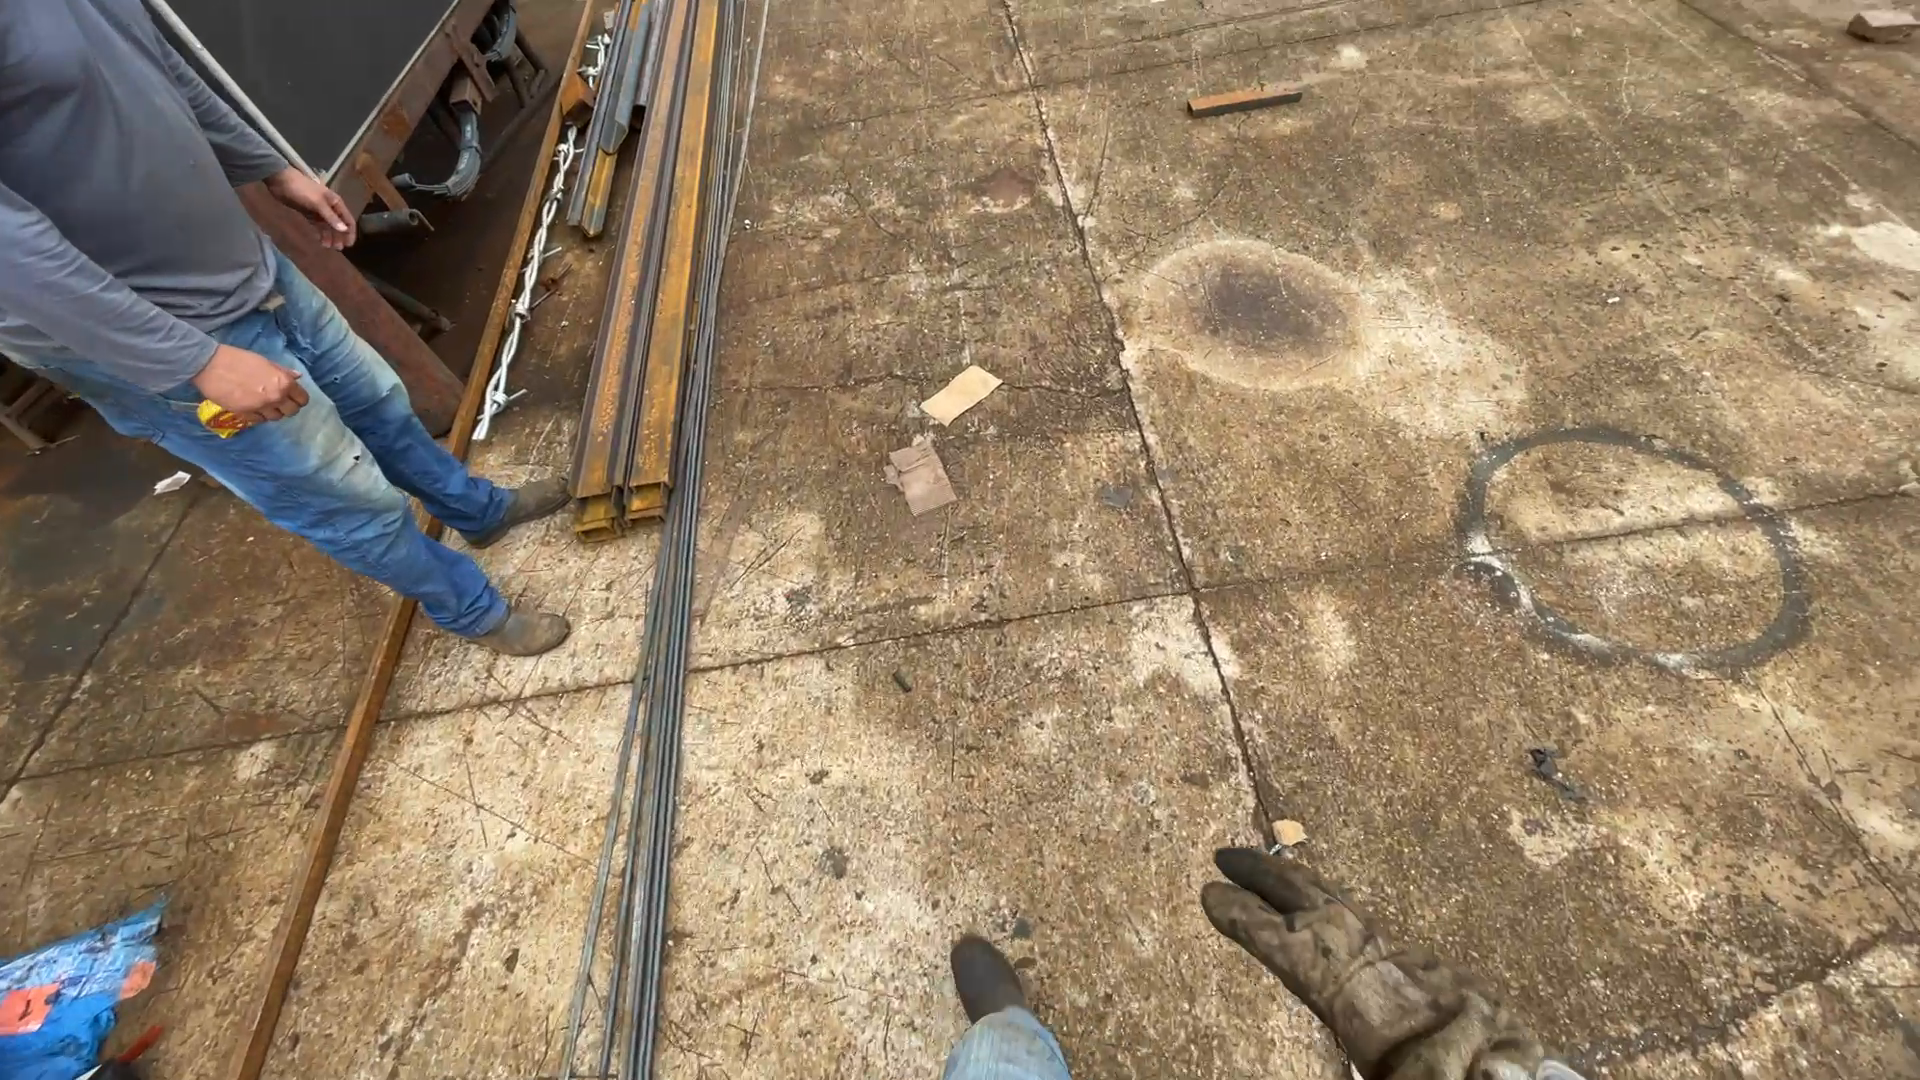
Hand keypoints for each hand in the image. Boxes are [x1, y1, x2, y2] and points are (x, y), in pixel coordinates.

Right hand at [192, 344, 308, 424]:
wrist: (206, 363)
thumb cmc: (236, 359)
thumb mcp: (265, 362)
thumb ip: (282, 372)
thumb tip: (297, 376)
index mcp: (284, 383)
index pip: (303, 399)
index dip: (297, 399)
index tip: (291, 398)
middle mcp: (277, 396)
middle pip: (292, 411)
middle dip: (286, 407)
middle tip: (277, 403)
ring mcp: (261, 406)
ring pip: (276, 417)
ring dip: (271, 412)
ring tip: (262, 405)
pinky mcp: (245, 412)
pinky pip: (258, 420)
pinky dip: (257, 416)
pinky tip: (251, 409)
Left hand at [265, 166, 355, 249]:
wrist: (279, 179)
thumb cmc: (301, 189)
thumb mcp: (317, 203)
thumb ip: (331, 217)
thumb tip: (344, 230)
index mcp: (336, 204)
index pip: (348, 221)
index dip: (350, 233)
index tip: (348, 245)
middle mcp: (330, 208)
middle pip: (339, 225)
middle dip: (339, 237)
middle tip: (337, 248)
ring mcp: (319, 211)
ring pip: (328, 227)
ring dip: (329, 236)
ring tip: (326, 246)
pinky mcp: (308, 213)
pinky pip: (317, 225)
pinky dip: (319, 232)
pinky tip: (319, 239)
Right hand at [1201, 849, 1574, 1079]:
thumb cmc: (1426, 1077)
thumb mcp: (1373, 1068)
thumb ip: (1341, 1030)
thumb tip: (1295, 1048)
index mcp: (1346, 988)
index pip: (1282, 942)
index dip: (1243, 917)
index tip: (1208, 894)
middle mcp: (1368, 958)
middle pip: (1309, 902)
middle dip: (1263, 875)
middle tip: (1225, 856)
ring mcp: (1400, 956)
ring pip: (1338, 904)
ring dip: (1297, 883)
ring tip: (1264, 870)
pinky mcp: (1426, 964)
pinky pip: (1364, 922)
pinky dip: (1331, 905)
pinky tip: (1323, 911)